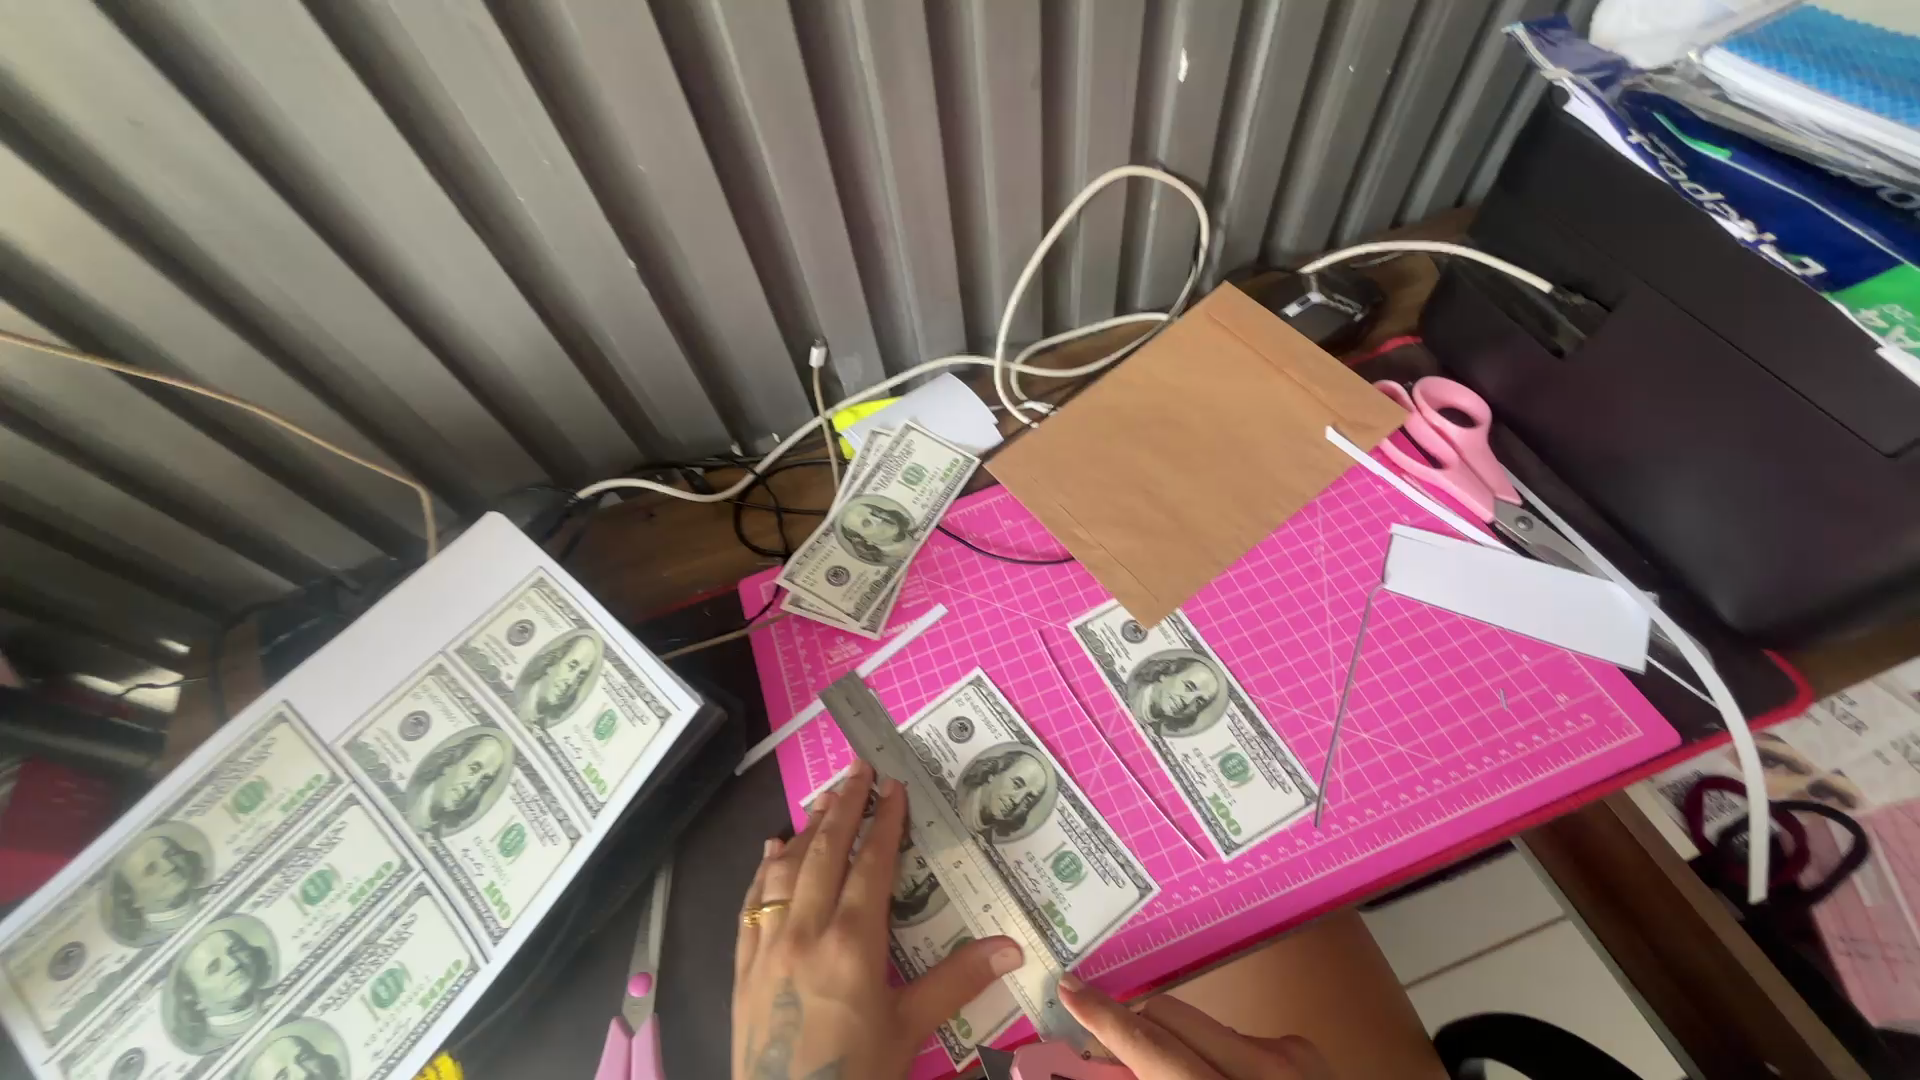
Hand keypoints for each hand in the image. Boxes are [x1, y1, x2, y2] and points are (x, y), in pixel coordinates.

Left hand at [733, 759, 1024, 1079]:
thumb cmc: (855, 1077)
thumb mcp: (910, 1030)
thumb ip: (957, 981)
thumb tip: (1014, 946)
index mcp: (851, 943)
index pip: (872, 864)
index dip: (885, 822)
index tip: (894, 787)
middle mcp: (805, 932)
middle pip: (826, 853)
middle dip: (845, 806)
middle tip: (858, 769)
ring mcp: (767, 948)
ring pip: (787, 871)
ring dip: (807, 830)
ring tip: (824, 800)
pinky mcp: (742, 968)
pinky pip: (752, 905)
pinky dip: (764, 871)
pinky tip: (772, 851)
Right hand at [1060, 976, 1333, 1079]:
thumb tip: (1108, 1067)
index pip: (1153, 1048)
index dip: (1105, 1019)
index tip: (1070, 989)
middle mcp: (1264, 1069)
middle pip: (1169, 1016)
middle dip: (1131, 1026)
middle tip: (1102, 1048)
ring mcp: (1291, 1055)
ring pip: (1199, 1024)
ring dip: (1172, 1044)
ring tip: (1164, 1074)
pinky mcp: (1305, 1050)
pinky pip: (1234, 1037)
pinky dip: (1211, 1054)